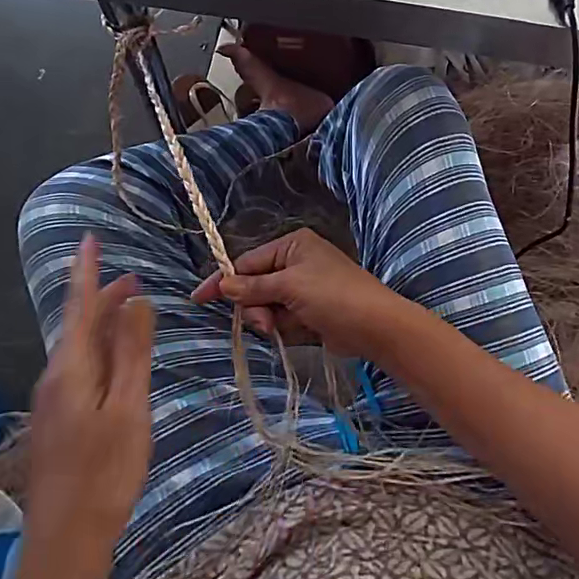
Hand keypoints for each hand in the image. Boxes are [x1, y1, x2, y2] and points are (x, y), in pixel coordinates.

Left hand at [17, 236, 154, 578]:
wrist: (64, 539)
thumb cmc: (103, 472)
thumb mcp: (129, 408)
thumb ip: (132, 351)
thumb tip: (136, 299)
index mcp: (71, 365)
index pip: (79, 304)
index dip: (86, 270)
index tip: (88, 239)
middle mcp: (55, 374)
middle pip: (79, 323)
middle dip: (103, 297)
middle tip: (133, 280)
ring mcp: (51, 399)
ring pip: (79, 346)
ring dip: (103, 324)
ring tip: (129, 314)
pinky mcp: (55, 419)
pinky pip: (78, 367)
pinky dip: (98, 350)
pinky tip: (114, 362)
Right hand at [189, 228, 415, 359]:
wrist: (378, 328)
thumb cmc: (334, 296)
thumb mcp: (290, 287)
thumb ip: (254, 287)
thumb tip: (224, 285)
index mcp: (291, 245)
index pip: (247, 261)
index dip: (224, 281)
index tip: (200, 298)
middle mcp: (295, 262)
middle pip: (255, 286)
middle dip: (255, 306)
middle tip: (265, 324)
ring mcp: (303, 289)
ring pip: (267, 306)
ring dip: (271, 320)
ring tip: (286, 329)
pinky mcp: (310, 312)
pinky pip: (283, 320)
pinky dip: (286, 329)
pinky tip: (301, 332)